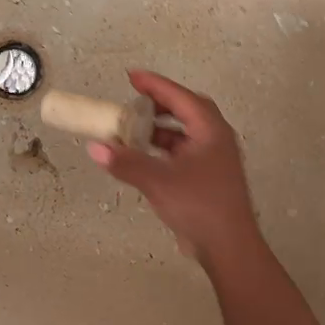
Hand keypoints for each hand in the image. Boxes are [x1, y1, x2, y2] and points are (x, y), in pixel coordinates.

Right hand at [87, 70, 262, 267]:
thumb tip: (94, 147)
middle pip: (187, 109)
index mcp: (210, 130)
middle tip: (134, 101)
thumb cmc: (199, 206)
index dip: (155, 85)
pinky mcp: (208, 177)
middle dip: (159, 103)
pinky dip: (163, 147)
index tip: (131, 76)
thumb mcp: (158, 181)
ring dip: (159, 128)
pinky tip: (145, 156)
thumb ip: (126, 163)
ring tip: (133, 129)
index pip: (180, 97)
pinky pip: (183, 150)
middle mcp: (215, 139)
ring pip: (185, 132)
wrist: (229, 248)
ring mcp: (214, 159)